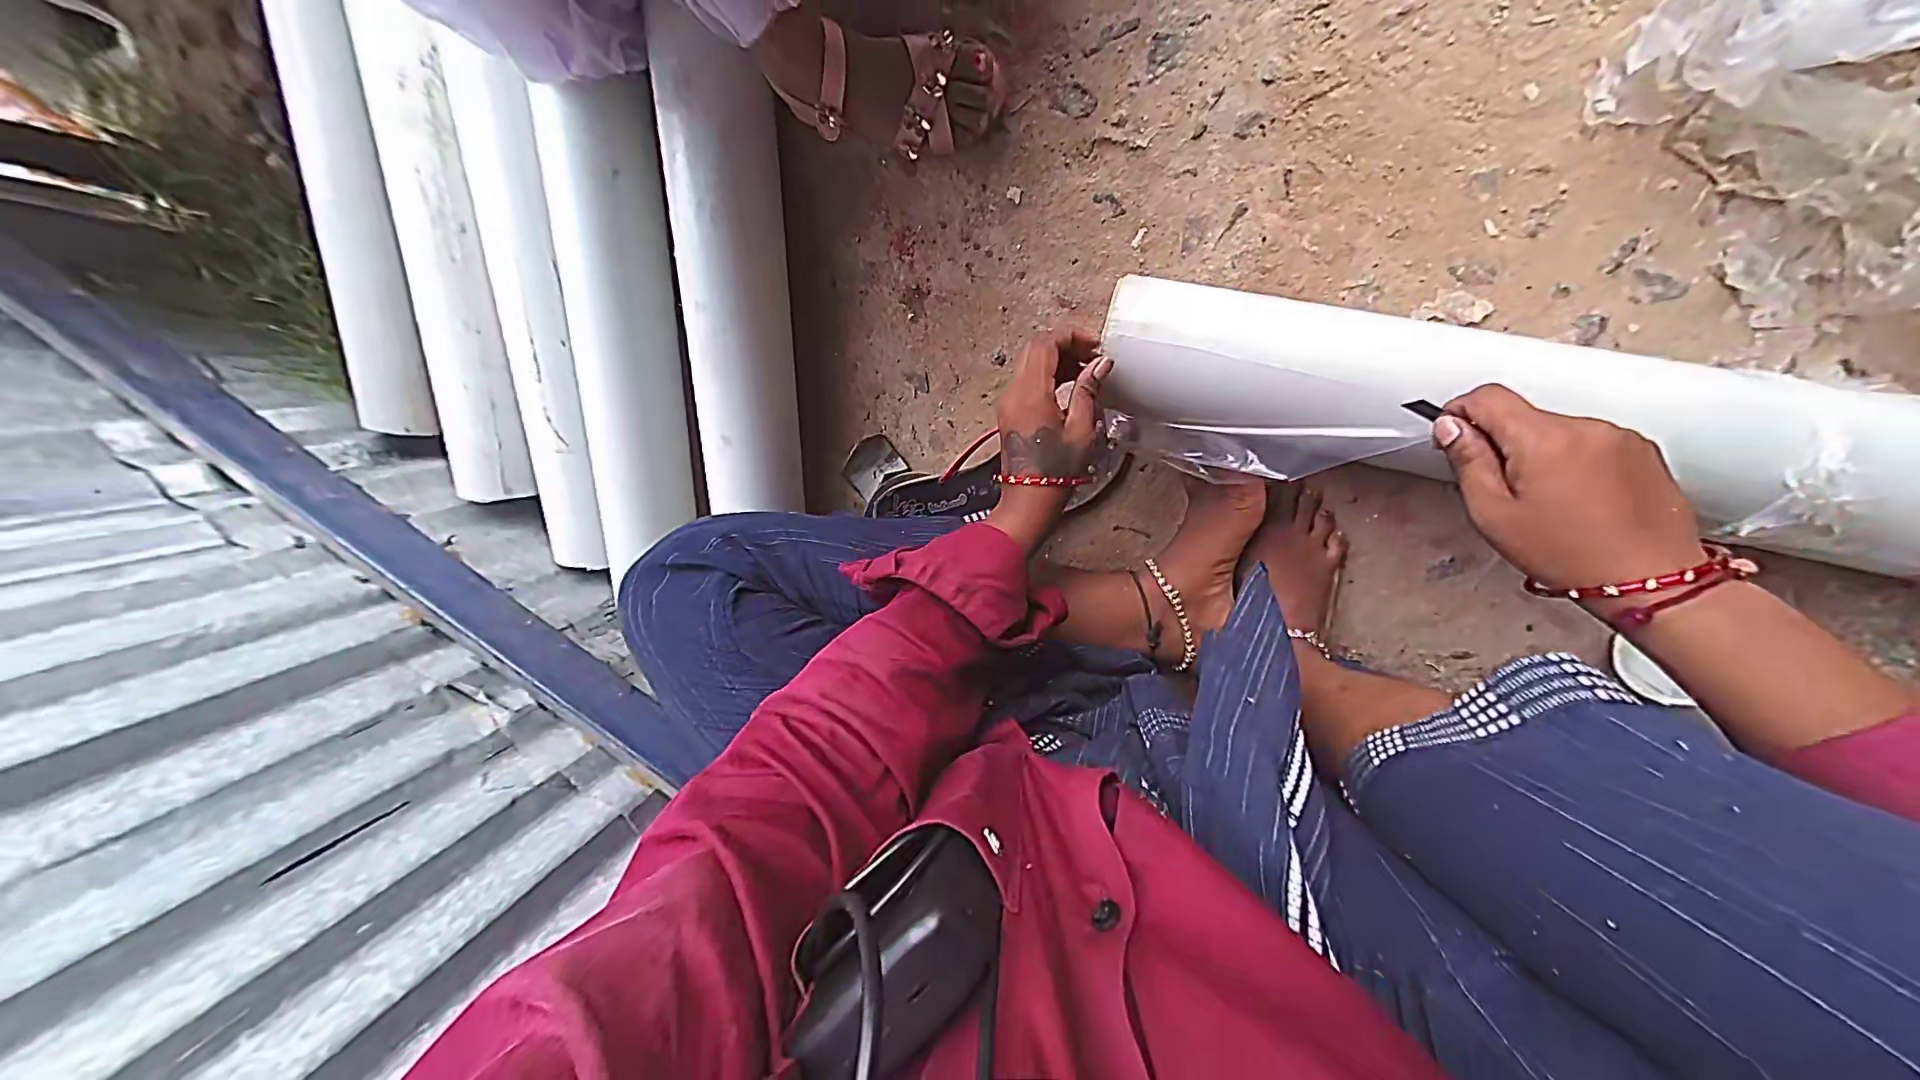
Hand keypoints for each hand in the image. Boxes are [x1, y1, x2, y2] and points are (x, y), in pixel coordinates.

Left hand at [986, 329, 1112, 552]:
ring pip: (1030, 365)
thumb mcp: (1080, 428)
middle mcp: (1014, 394)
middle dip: (1064, 346)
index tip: (1093, 345)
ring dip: (1057, 362)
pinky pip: (1027, 383)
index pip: (1045, 344)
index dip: (1071, 337)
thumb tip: (1100, 365)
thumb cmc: (1054, 472)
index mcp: (1030, 394)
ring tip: (1085, 373)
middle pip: (1035, 350)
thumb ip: (1088, 390)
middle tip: (1091, 356)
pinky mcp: (1010, 414)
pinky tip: (1069, 389)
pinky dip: (1047, 377)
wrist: (1029, 499)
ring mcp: (1008, 404)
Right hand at [1434, 385, 1706, 590]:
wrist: (1648, 579)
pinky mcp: (1640, 450)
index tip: (1453, 435)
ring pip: (1553, 429)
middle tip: (1498, 486)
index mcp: (1544, 440)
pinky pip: (1586, 442)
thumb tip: (1451, 428)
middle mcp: (1586, 428)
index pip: (1489, 397)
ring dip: (1536, 452)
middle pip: (1522, 414)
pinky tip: (1570, 497)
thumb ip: (1467, 461)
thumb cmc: (1569, 553)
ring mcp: (1619, 437)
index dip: (1460, 412)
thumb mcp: (1492, 512)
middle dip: (1500, 442)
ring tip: (1541, 498)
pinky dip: (1569, 460)